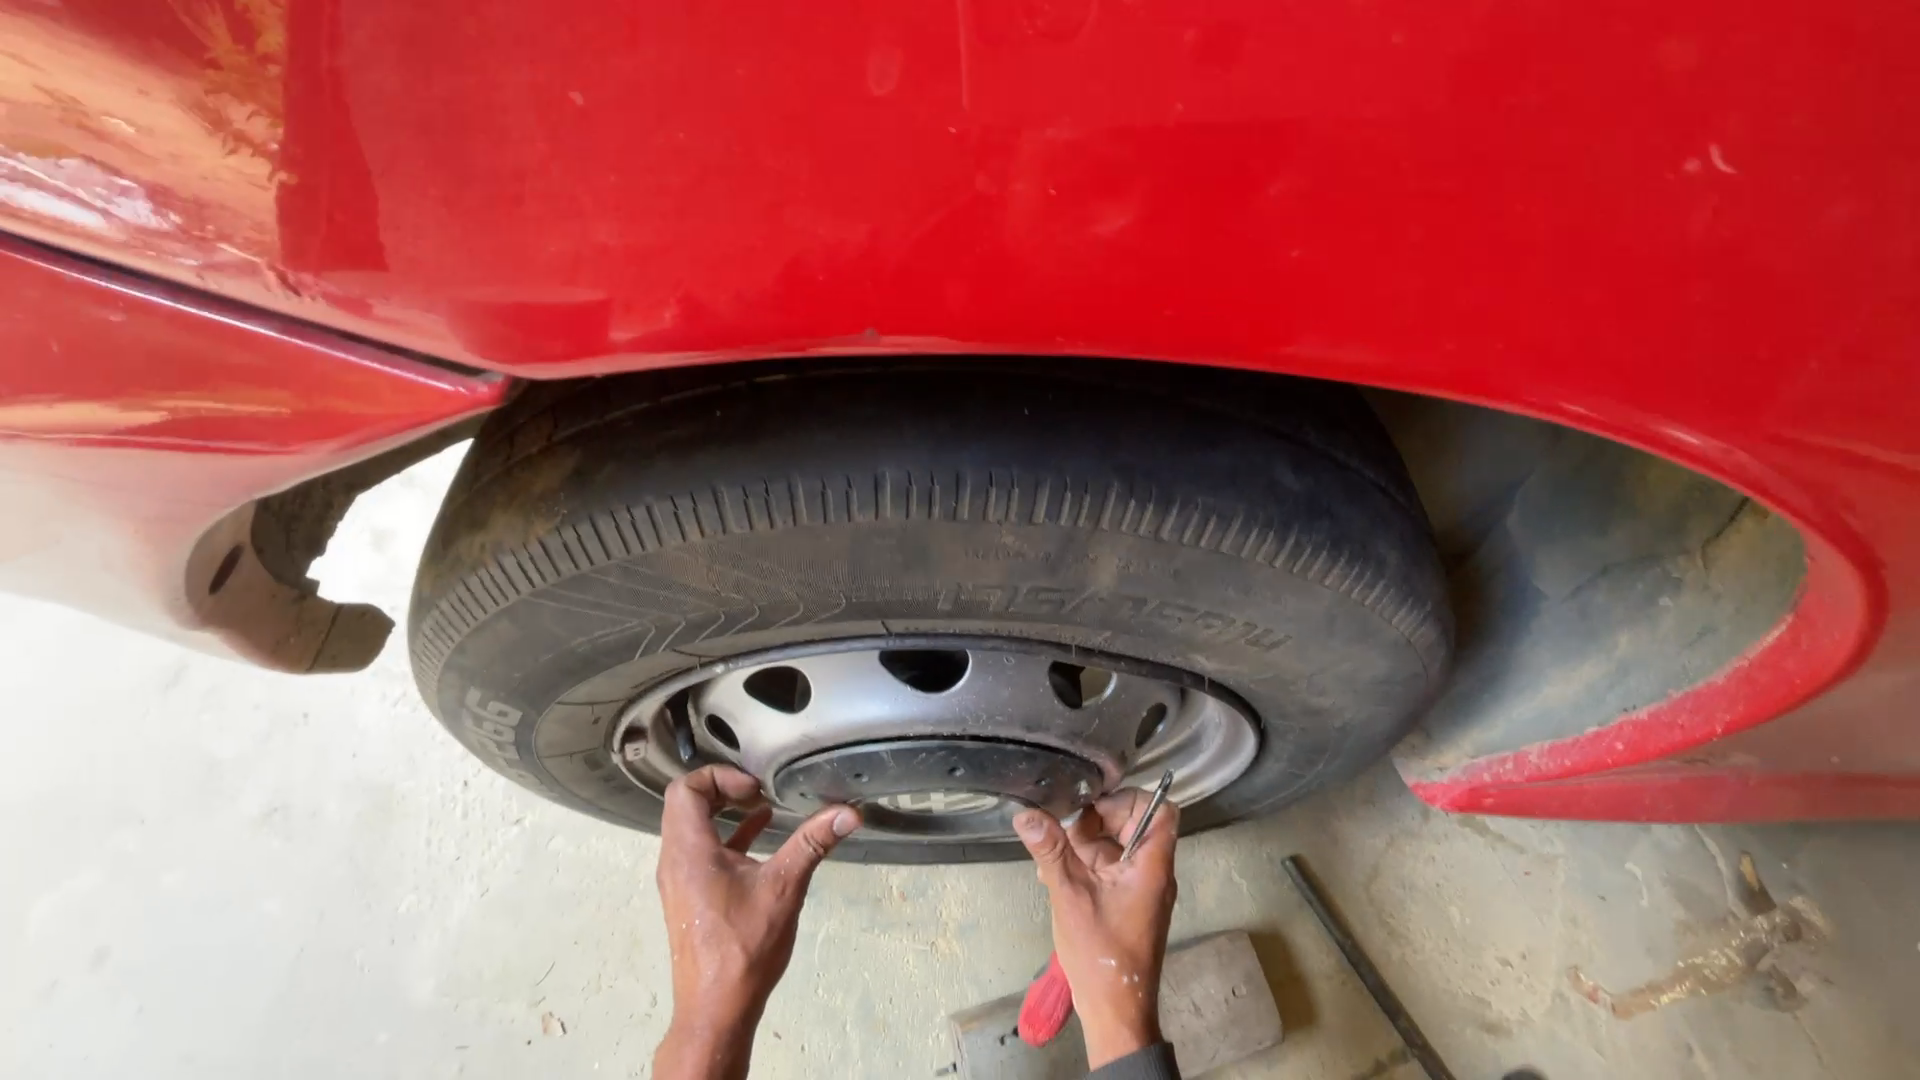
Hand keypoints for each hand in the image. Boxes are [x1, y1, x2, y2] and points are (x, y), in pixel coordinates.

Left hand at [652, 765, 860, 1079]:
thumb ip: (813, 843)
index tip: (754, 788)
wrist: (716, 1010)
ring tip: (761, 804)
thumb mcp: (784, 887)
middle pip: (685, 804)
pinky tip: (760, 832)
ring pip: (692, 828)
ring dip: (723, 810)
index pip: (685, 790)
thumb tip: (850, 813)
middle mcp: (675, 861)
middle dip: (721, 788)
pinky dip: (728, 835)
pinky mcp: (691, 896)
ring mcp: (680, 881)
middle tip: (757, 790)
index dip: (719, 777)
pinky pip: (703, 851)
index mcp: (689, 851)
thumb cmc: (744, 945)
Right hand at [1015, 791, 1179, 1068]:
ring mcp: (1139, 886)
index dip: (1128, 799)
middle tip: (1066, 835)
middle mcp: (1152, 870)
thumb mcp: (1069, 894)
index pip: (1160, 809)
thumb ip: (1050, 850)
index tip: (1094, 810)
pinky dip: (1083, 864)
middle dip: (1096, 822)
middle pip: (1133, 822)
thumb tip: (1025, 814)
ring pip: (1116, 844)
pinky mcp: (1126, 900)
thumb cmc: (1101, 953)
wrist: (1116, 1011)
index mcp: (1151, 864)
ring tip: (1054, 859)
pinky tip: (1054, 875)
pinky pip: (1108, 866)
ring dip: (1084, 844)